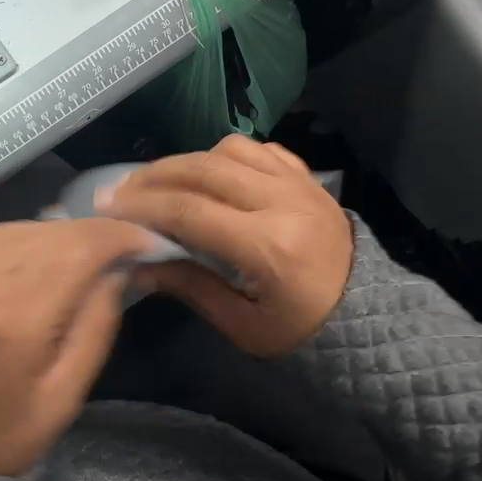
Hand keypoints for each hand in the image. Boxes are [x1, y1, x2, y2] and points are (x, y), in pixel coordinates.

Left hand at [0, 218, 159, 476]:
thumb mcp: (60, 402)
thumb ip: (96, 328)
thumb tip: (118, 270)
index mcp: (14, 318)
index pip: (82, 247)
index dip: (122, 235)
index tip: (147, 241)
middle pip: (54, 231)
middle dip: (92, 238)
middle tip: (118, 255)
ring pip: (23, 228)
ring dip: (56, 239)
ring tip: (75, 264)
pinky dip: (20, 245)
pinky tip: (31, 267)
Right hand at [100, 135, 352, 356]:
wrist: (373, 318)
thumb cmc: (303, 332)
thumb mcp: (244, 327)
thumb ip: (190, 287)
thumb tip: (137, 263)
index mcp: (269, 246)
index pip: (191, 210)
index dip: (143, 205)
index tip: (108, 206)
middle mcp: (283, 202)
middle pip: (203, 170)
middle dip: (154, 176)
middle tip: (122, 189)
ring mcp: (299, 183)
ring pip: (228, 149)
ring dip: (189, 161)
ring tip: (164, 182)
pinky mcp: (308, 177)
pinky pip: (258, 148)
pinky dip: (225, 155)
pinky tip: (210, 174)